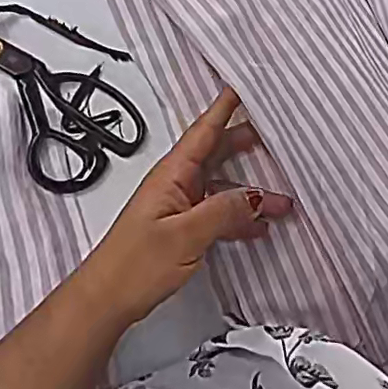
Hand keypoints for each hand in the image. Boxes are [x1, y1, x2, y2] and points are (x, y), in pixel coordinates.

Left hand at [73, 87, 292, 330]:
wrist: (106, 301)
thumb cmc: (131, 266)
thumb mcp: (185, 235)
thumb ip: (223, 211)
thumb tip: (255, 197)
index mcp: (173, 173)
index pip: (204, 130)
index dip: (224, 107)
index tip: (242, 86)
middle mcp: (177, 183)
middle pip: (217, 152)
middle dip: (246, 141)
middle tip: (273, 131)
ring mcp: (180, 205)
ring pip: (222, 185)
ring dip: (251, 191)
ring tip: (281, 198)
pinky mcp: (183, 227)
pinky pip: (218, 211)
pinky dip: (240, 216)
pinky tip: (257, 227)